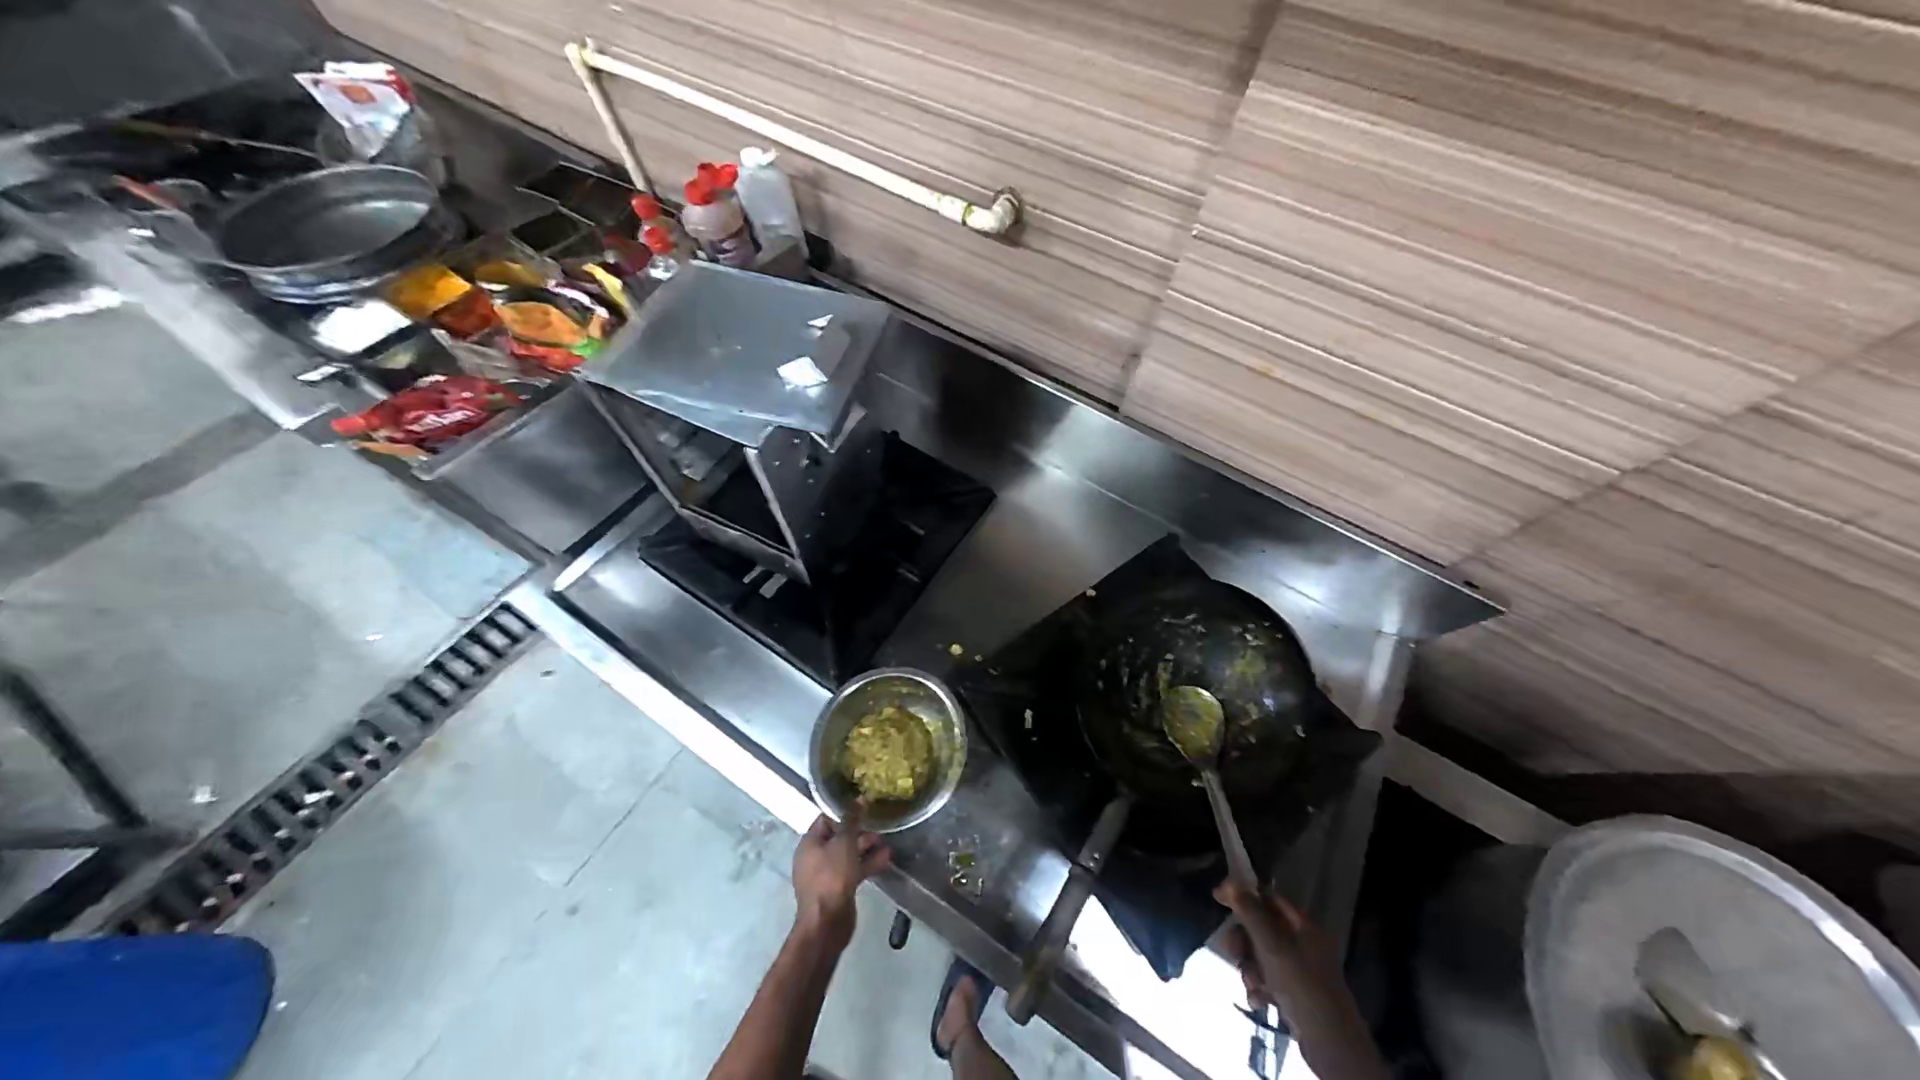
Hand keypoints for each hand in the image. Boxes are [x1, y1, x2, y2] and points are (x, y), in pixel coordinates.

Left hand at [792, 805, 891, 950]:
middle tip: (879, 825)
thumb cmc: (832, 876)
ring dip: (866, 848)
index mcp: (810, 843)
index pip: (826, 819)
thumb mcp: (844, 842)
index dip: (845, 811)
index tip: (865, 806)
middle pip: (838, 836)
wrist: (827, 922)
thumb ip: (852, 820)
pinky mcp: (838, 889)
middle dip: (859, 831)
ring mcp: (826, 874)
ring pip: (848, 854)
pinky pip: (853, 870)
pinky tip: (886, 859)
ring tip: (886, 841)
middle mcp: (815, 857)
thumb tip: (859, 798)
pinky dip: (867, 864)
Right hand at [1214, 882, 1344, 1018]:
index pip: (1268, 898)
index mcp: (1303, 926)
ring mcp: (1300, 970)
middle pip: (1262, 928)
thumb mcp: (1271, 945)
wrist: (1331, 1044)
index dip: (1243, 895)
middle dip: (1243, 940)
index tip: (1217, 899)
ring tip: (1251, 984)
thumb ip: (1250, 912)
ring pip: (1261, 955)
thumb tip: (1231, 883)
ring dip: (1249, 967)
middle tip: (1232, 950)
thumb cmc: (1301, 986)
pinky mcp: (1296, 993)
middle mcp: (1304, 943)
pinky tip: (1259, 1000)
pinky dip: (1259, 986)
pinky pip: (1268, 979)